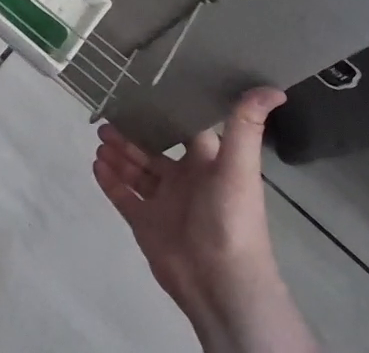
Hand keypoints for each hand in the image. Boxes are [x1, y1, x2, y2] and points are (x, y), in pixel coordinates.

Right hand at [96, 89, 314, 352]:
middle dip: (130, 133)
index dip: (165, 110)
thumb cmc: (231, 219)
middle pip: (152, 149)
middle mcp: (184, 180)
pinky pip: (122, 196)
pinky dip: (108, 180)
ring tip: (98, 139)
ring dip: (117, 154)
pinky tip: (95, 165)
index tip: (142, 88)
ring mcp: (162, 202)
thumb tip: (272, 88)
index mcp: (208, 164)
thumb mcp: (239, 167)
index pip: (184, 129)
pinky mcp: (144, 222)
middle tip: (106, 118)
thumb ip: (244, 126)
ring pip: (135, 171)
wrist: (220, 281)